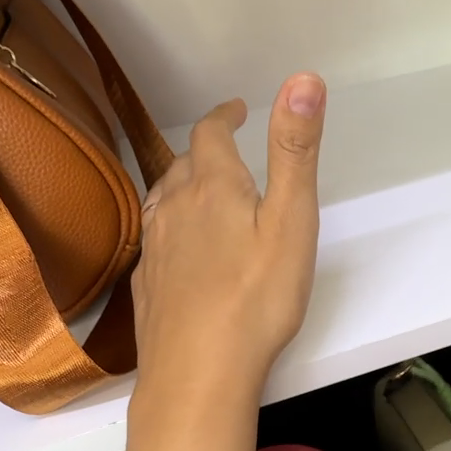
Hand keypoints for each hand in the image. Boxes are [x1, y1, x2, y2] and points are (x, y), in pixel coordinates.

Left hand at [131, 73, 325, 388]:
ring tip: (205, 190)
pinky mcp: (146, 284)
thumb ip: (295, 149)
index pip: (210, 132)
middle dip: (208, 150)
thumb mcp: (291, 219)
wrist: (197, 373)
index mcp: (213, 185)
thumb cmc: (256, 296)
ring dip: (185, 184)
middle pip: (185, 164)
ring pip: (165, 198)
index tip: (238, 109)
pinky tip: (183, 249)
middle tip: (232, 153)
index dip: (224, 115)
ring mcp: (154, 247)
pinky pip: (157, 237)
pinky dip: (173, 226)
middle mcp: (174, 206)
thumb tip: (303, 77)